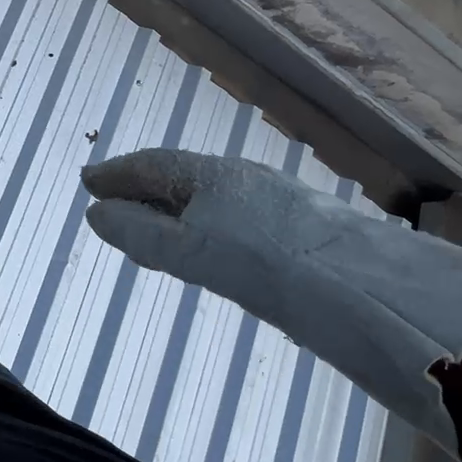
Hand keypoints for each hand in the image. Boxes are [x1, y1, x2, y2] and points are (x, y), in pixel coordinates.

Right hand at [81, 149, 461, 459]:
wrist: (372, 295)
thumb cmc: (262, 263)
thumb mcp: (188, 251)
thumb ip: (139, 232)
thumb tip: (96, 212)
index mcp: (210, 175)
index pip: (150, 166)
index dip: (116, 174)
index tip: (88, 182)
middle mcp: (242, 179)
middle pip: (182, 179)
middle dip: (145, 188)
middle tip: (114, 200)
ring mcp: (279, 202)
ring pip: (213, 199)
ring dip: (177, 208)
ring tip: (158, 224)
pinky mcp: (305, 231)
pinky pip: (237, 216)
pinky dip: (208, 223)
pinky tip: (213, 242)